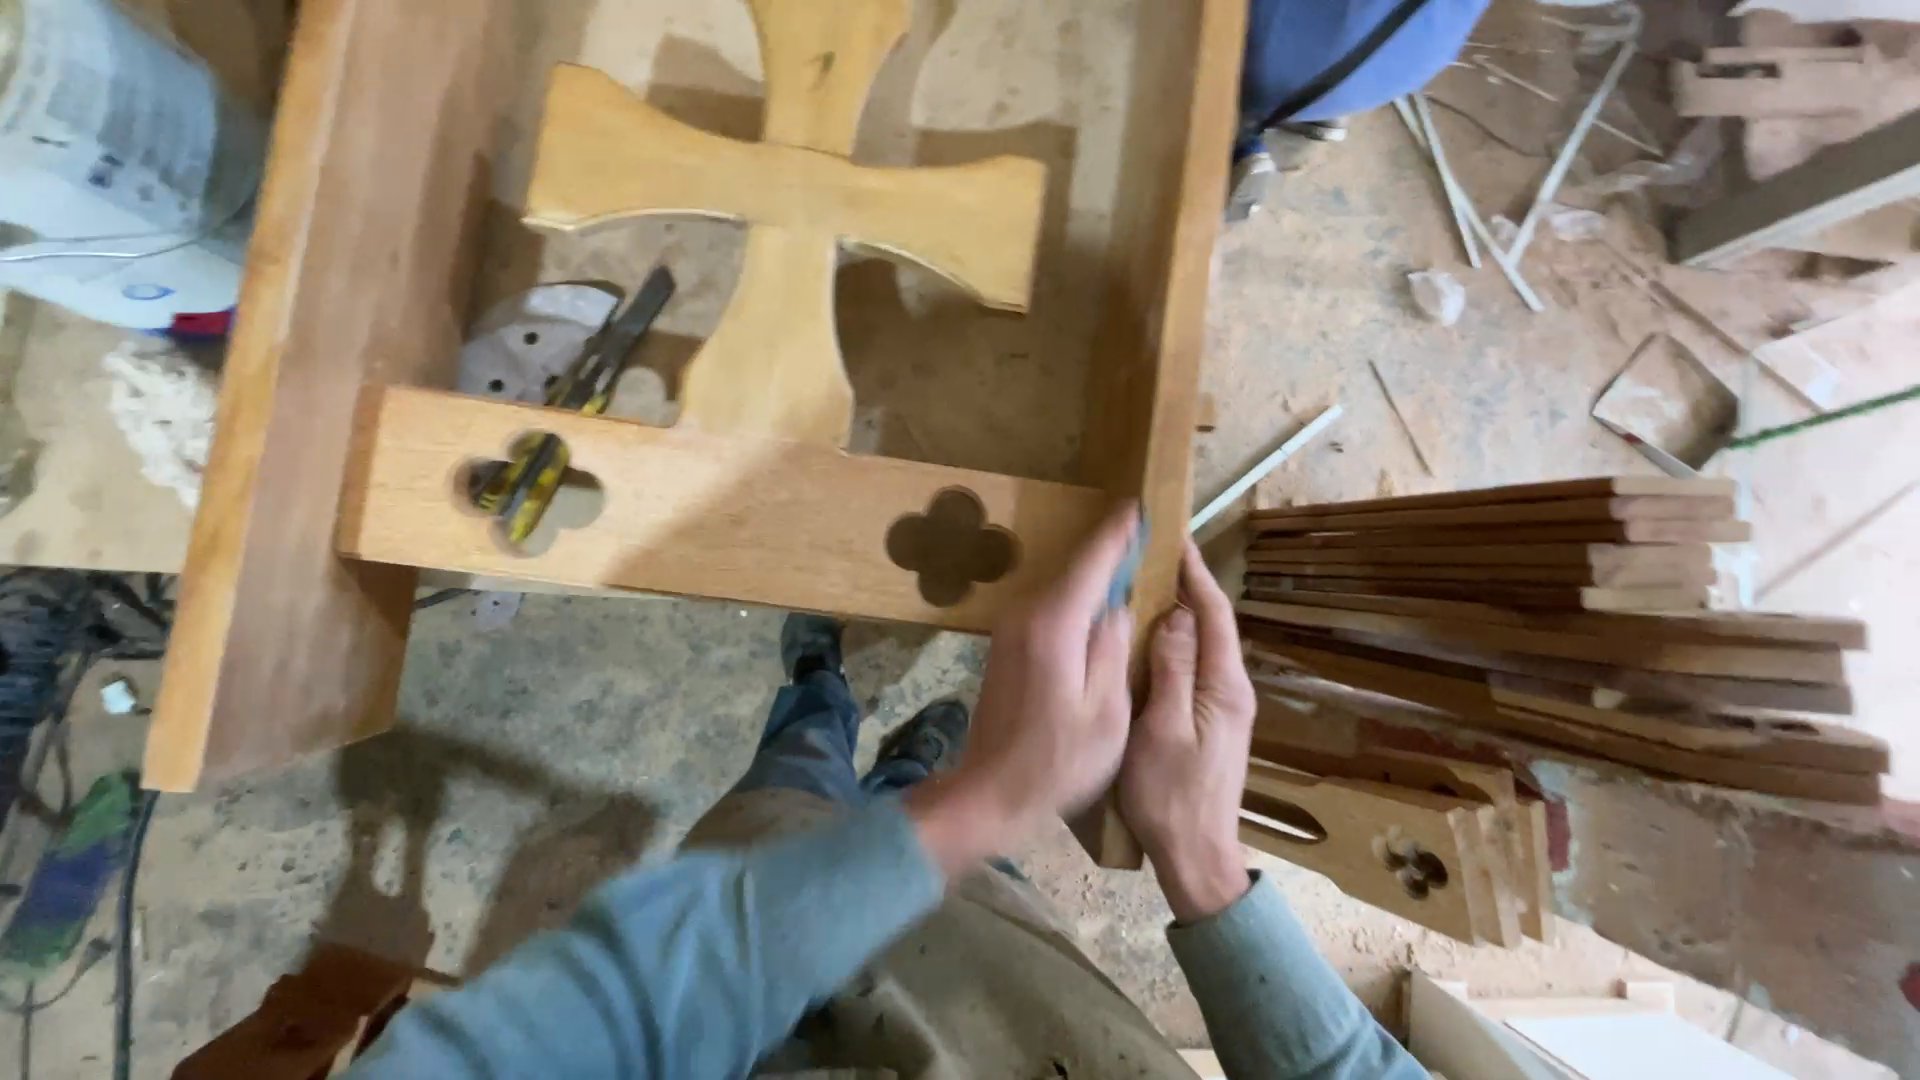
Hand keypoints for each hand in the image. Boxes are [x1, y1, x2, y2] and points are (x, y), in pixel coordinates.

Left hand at [908, 502, 1140, 875]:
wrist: (990, 791)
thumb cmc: (1057, 761)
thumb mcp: (1106, 713)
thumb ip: (1113, 649)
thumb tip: (1118, 607)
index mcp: (1054, 626)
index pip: (1091, 561)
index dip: (1118, 533)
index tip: (1141, 507)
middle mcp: (1026, 616)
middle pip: (1074, 570)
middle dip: (1110, 551)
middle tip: (1146, 535)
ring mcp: (1010, 630)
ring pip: (1061, 589)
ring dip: (1093, 577)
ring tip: (1132, 565)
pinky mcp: (1006, 646)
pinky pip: (1049, 609)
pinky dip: (1076, 601)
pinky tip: (1099, 609)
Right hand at [1120, 540, 1257, 922]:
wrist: (1196, 856)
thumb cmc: (1169, 795)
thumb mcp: (1161, 729)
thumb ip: (1172, 669)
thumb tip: (1175, 614)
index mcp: (1224, 686)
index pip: (1213, 613)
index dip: (1194, 573)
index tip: (1175, 538)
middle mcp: (1231, 689)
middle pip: (1211, 624)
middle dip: (1186, 586)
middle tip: (1151, 556)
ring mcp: (1223, 707)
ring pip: (1202, 644)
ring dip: (1178, 612)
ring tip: (1144, 586)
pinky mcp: (1210, 721)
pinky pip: (1193, 665)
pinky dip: (1173, 642)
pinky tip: (1146, 639)